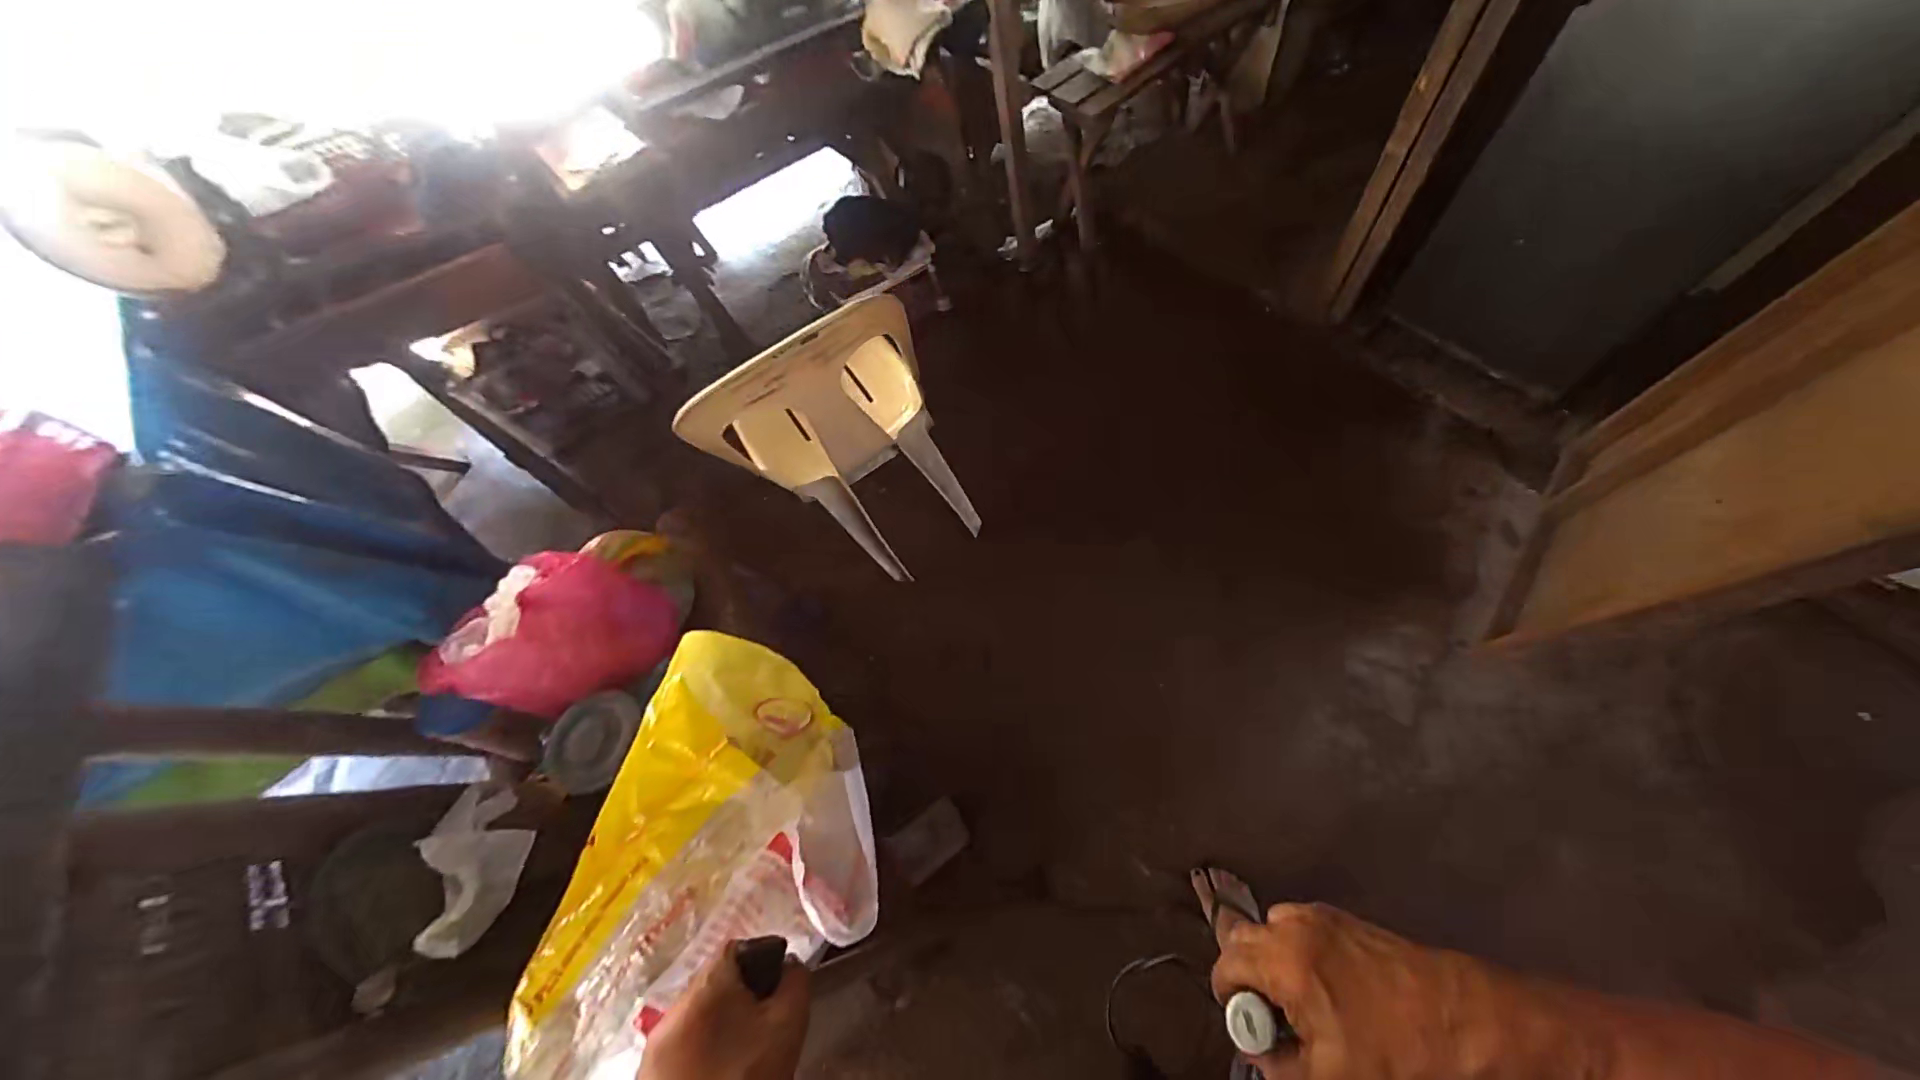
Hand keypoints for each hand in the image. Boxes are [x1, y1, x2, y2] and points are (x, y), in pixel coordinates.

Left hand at [638, 942, 811, 1079]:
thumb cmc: (748, 1078)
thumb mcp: (787, 1026)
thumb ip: (796, 981)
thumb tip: (790, 964)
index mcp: (706, 986)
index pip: (736, 948)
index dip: (762, 958)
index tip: (778, 983)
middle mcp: (673, 1008)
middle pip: (714, 980)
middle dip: (742, 991)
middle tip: (764, 1016)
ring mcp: (655, 1046)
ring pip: (697, 1013)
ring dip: (720, 1019)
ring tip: (742, 1046)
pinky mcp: (648, 1076)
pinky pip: (681, 1043)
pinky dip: (702, 1046)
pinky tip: (719, 1068)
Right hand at [1211, 902, 1529, 1079]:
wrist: (1469, 1023)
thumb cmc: (1399, 1056)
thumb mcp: (1332, 1078)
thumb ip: (1280, 1067)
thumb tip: (1261, 1052)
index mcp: (1283, 960)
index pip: (1226, 965)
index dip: (1229, 1000)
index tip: (1253, 1029)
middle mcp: (1292, 926)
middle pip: (1241, 940)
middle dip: (1247, 977)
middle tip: (1273, 1018)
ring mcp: (1319, 916)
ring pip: (1270, 933)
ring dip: (1271, 962)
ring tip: (1302, 1002)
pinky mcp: (1342, 918)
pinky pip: (1298, 929)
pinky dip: (1297, 951)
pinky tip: (1328, 987)